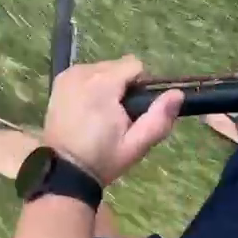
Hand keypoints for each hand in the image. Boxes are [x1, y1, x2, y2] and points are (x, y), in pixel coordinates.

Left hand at [42, 56, 182, 183]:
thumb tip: (178, 94)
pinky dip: (90, 86)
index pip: (135, 65)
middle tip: (117, 118)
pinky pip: (86, 74)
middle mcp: (84, 70)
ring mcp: (69, 74)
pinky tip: (86, 110)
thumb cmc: (102, 159)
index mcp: (104, 83)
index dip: (140, 87)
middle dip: (122, 87)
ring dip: (107, 86)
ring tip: (101, 116)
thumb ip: (158, 119)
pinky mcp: (60, 80)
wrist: (63, 172)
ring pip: (102, 69)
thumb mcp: (135, 146)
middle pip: (118, 66)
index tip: (133, 111)